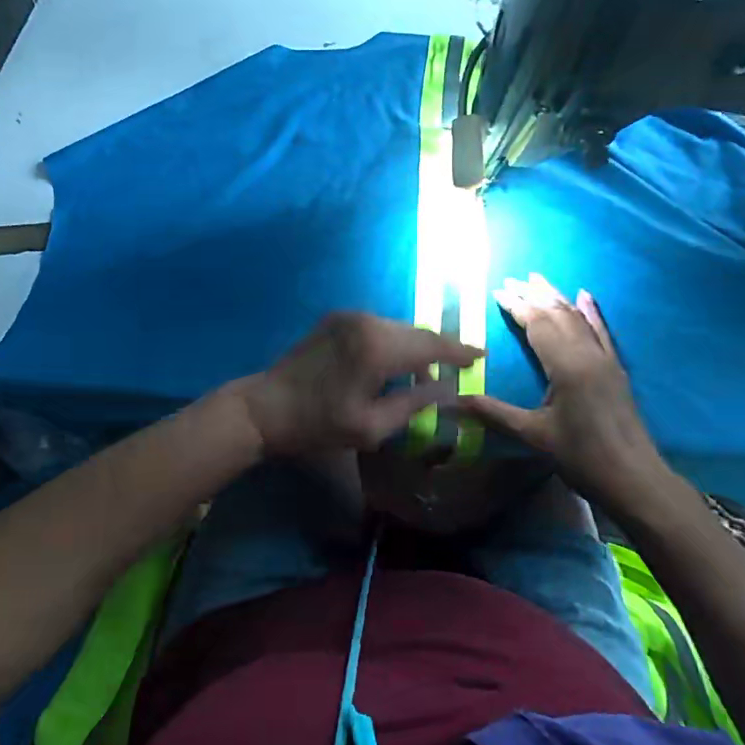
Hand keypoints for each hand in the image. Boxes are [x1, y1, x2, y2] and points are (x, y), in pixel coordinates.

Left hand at [235, 312, 480, 455]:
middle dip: (437, 350)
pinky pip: (376, 327)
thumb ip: (415, 404)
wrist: (264, 407)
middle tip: (454, 368)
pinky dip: (391, 342)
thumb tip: (448, 388)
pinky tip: (391, 365)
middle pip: (415, 332)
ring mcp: (347, 317)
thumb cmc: (318, 424)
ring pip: (396, 328)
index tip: (480, 355)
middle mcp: (366, 322)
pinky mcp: (334, 319)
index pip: (431, 344)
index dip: (459, 350)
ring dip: (412, 347)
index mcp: (377, 347)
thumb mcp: (372, 427)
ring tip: (422, 374)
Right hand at [459, 274, 662, 483]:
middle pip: (558, 315)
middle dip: (534, 295)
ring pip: (578, 319)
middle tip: (512, 279)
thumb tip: (451, 402)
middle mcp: (587, 355)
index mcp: (566, 366)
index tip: (497, 291)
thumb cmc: (581, 457)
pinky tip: (586, 296)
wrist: (634, 479)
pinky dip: (592, 312)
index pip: (537, 325)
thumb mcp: (533, 435)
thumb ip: (493, 413)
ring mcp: (605, 360)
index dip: (516, 306)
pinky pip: (601, 332)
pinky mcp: (616, 369)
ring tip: (539, 279)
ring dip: (557, 298)